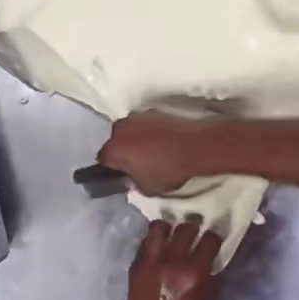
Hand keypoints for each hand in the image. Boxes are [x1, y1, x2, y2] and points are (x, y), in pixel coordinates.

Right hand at [98, 112, 220, 195]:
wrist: (195, 146)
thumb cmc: (168, 170)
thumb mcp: (147, 188)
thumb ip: (132, 183)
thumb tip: (132, 178)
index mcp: (114, 148)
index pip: (103, 161)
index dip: (112, 170)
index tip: (123, 175)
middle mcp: (120, 128)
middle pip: (116, 143)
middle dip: (123, 152)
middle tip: (138, 165)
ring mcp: (137, 117)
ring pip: (130, 131)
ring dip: (136, 140)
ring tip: (152, 153)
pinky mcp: (154, 111)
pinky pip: (145, 125)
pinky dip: (149, 132)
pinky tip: (162, 142)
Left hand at [123, 219, 222, 299]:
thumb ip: (212, 276)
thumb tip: (212, 257)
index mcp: (195, 272)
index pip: (209, 239)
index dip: (214, 237)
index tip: (214, 239)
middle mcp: (173, 261)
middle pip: (186, 228)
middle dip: (194, 228)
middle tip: (195, 233)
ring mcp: (151, 261)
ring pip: (159, 226)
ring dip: (170, 228)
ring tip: (173, 234)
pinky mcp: (136, 265)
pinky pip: (145, 242)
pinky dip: (154, 241)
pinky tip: (160, 247)